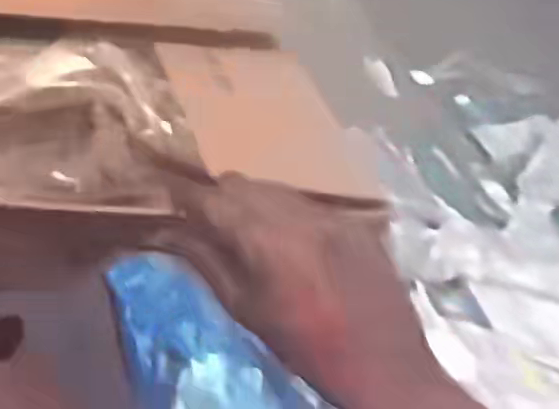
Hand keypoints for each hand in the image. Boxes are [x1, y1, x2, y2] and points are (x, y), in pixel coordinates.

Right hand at [184, 175, 477, 408]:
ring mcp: (327, 216)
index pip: (205, 197)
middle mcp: (293, 215)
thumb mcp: (244, 308)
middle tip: (210, 219)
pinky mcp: (353, 224)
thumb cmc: (308, 347)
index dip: (181, 193)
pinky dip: (288, 211)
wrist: (393, 376)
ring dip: (251, 200)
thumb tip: (168, 229)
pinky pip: (305, 202)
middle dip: (217, 195)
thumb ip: (203, 259)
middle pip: (236, 183)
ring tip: (252, 228)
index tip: (165, 194)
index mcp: (261, 237)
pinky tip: (293, 238)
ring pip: (270, 187)